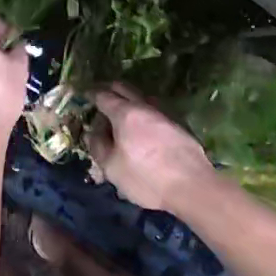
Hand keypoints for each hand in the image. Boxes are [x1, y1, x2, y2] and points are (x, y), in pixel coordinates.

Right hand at [86, 85, 217, 212]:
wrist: (191, 185)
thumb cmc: (145, 177)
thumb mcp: (111, 167)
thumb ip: (98, 146)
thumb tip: (92, 132)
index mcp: (125, 114)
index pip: (103, 96)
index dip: (91, 93)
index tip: (83, 94)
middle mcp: (145, 107)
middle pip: (124, 89)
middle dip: (110, 89)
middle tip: (100, 97)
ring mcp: (164, 114)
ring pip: (142, 99)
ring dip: (129, 100)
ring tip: (120, 112)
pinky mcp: (178, 125)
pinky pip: (154, 111)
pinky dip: (142, 113)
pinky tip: (141, 126)